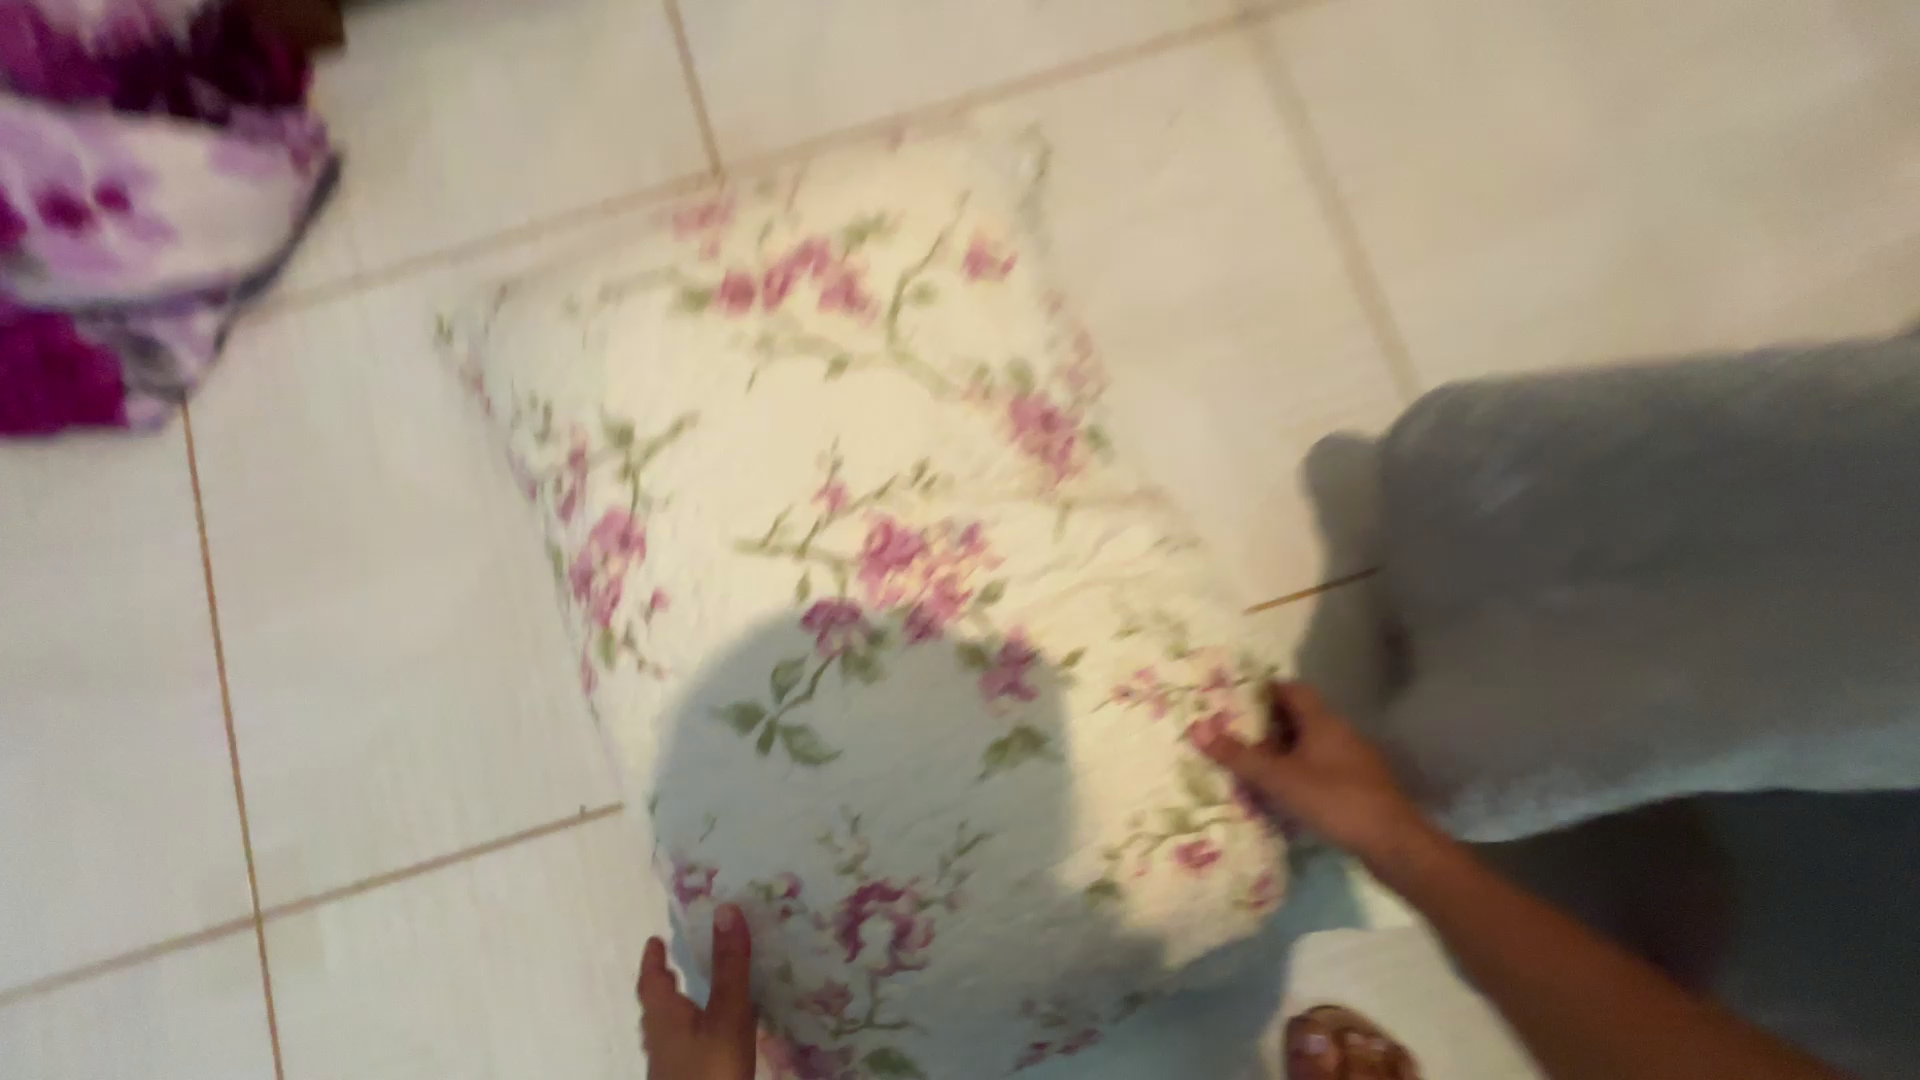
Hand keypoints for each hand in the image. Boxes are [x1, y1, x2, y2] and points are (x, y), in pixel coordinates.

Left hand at [637, 904, 757, 1079]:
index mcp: (664, 1019)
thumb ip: (729, 965)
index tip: (654, 940)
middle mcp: (660, 1043)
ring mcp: (670, 1070)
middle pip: (655, 1008)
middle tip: (675, 962)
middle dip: (664, 983)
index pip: (652, 982)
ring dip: (678, 1010)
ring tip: (697, 995)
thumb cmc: (711, 1073)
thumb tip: (725, 908)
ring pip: (669, 1031)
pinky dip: (694, 1032)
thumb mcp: (728, 1013)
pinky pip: (684, 1048)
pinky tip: (714, 1039)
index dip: (654, 960)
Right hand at [1193, 681, 1429, 864]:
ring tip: (1256, 764)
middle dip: (1270, 723)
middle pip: (1301, 716)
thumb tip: (1197, 728)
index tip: (1236, 701)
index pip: (1292, 689)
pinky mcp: (1363, 786)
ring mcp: (1355, 760)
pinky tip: (1287, 791)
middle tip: (1238, 733)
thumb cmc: (1334, 799)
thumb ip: (1238, 755)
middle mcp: (1341, 732)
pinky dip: (1303, 771)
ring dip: (1287, 749)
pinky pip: (1325, 767)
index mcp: (1323, 721)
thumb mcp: (1278, 778)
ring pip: (1313, 743)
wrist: (1395, 844)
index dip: (1264, 691)